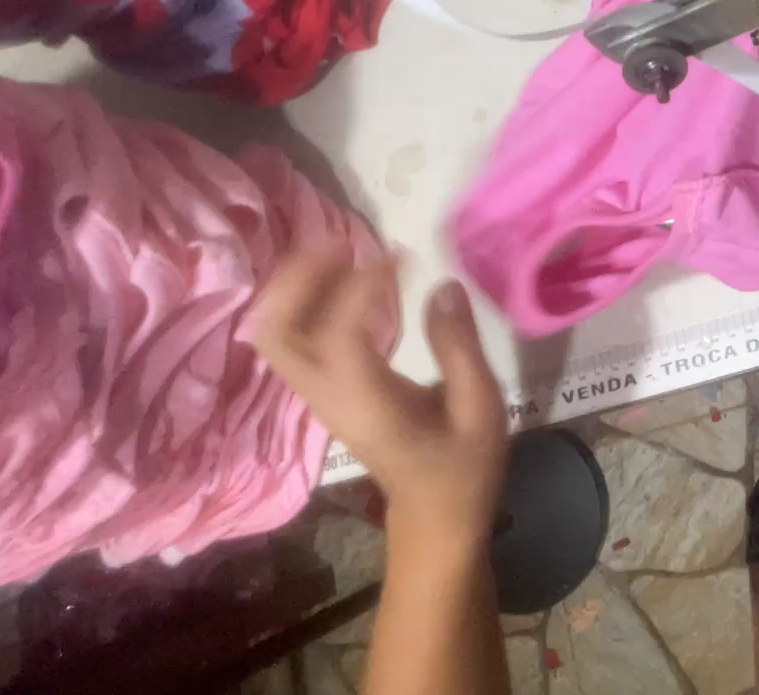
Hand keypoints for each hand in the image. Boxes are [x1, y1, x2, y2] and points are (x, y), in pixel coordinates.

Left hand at [252, 248, 508, 548]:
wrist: (434, 518)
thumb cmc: (464, 466)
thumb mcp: (480, 406)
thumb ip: (459, 346)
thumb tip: (443, 285)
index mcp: (367, 404)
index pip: (342, 334)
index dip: (365, 286)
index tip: (403, 254)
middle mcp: (329, 399)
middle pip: (279, 333)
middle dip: (300, 279)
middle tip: (342, 240)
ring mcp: (321, 399)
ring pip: (278, 336)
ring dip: (297, 288)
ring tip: (339, 251)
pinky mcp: (328, 395)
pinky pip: (298, 342)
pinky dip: (309, 304)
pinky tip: (347, 283)